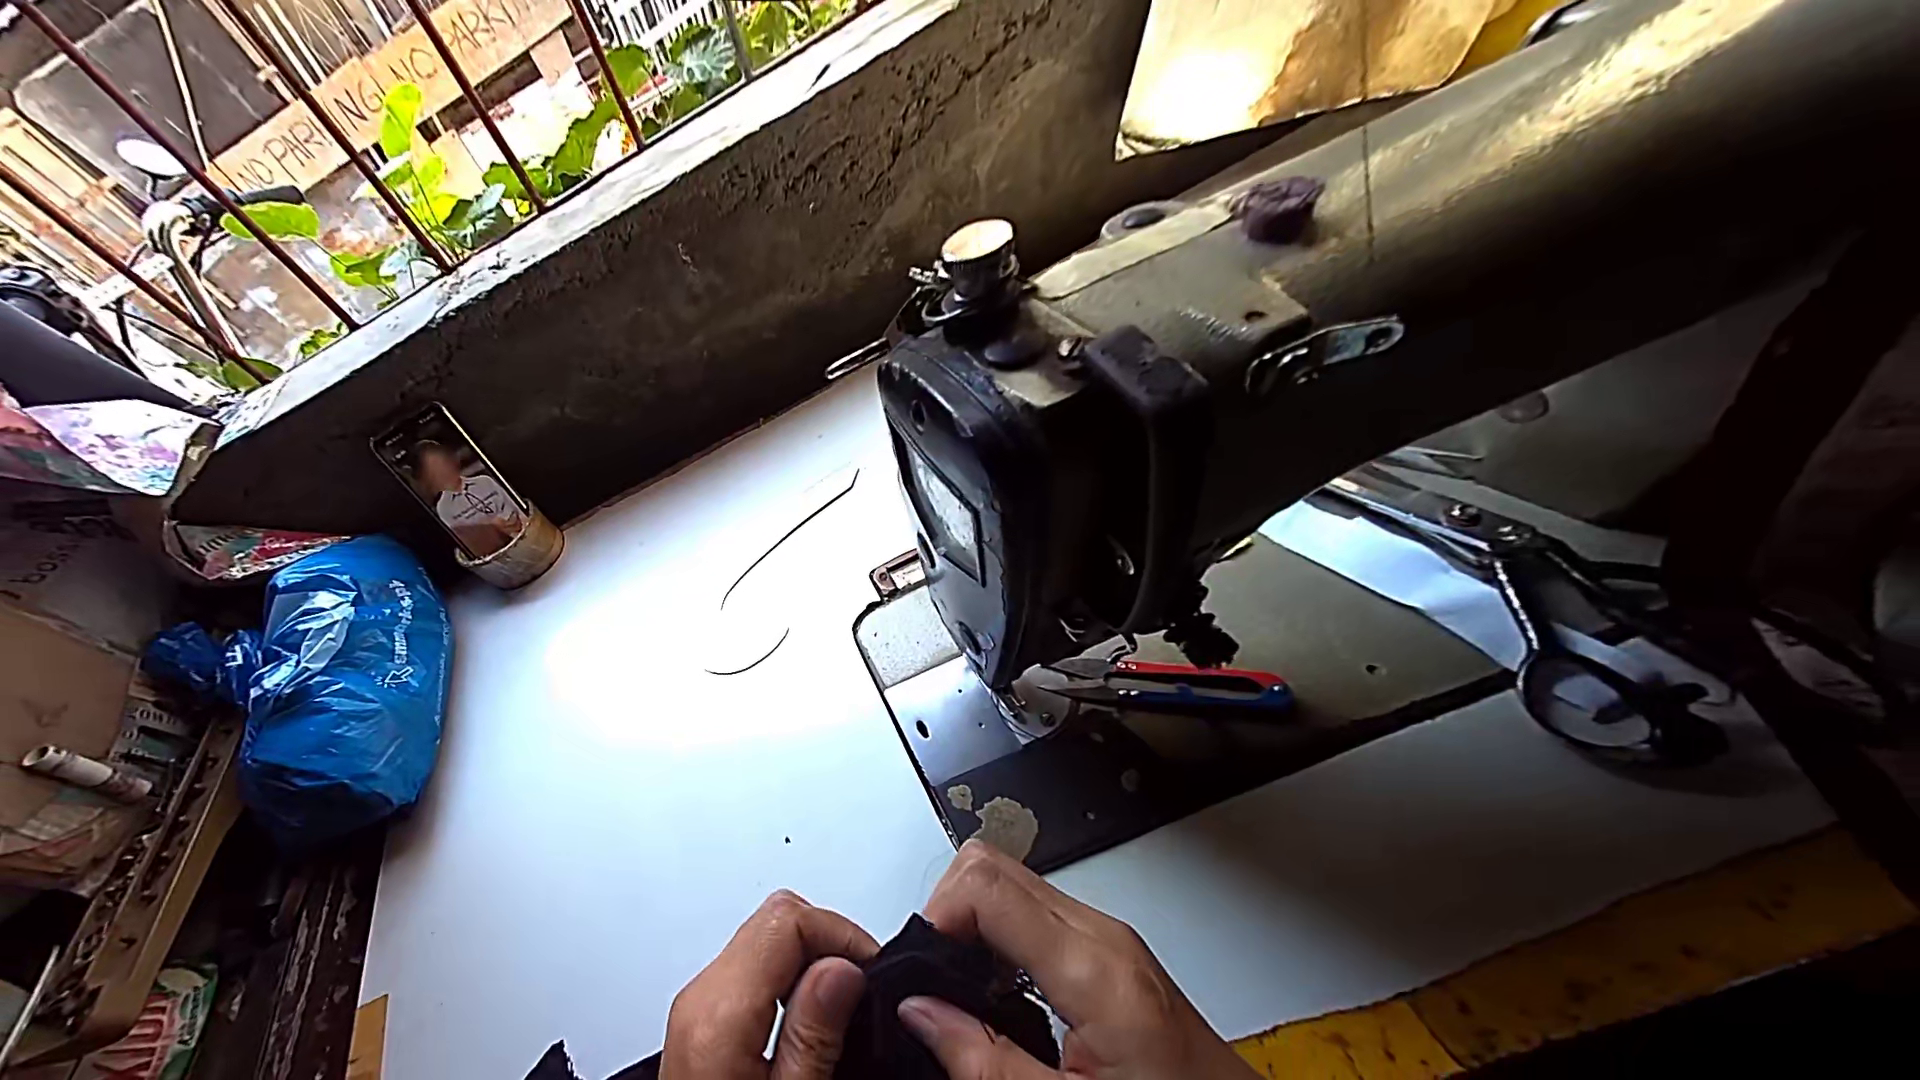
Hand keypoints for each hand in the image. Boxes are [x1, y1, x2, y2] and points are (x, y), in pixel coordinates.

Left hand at [663, 890, 879, 1079]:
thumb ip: (815, 1038)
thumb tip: (842, 966)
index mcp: (717, 1016)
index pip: (788, 920)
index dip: (841, 935)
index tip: (869, 972)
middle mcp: (701, 998)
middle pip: (778, 917)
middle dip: (830, 939)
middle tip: (860, 988)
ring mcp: (700, 1004)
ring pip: (771, 933)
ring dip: (814, 954)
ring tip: (841, 1005)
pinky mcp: (706, 1014)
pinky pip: (760, 960)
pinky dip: (794, 971)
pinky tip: (811, 1016)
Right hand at [899, 841, 1256, 1079]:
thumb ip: (986, 1063)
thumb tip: (921, 1011)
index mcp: (1096, 971)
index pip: (988, 885)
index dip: (938, 914)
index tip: (922, 965)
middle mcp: (1101, 932)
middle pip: (992, 863)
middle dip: (948, 908)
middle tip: (934, 973)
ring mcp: (1105, 931)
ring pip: (1009, 876)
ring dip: (970, 918)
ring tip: (960, 985)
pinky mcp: (1104, 941)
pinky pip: (1031, 905)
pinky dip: (996, 928)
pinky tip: (995, 985)